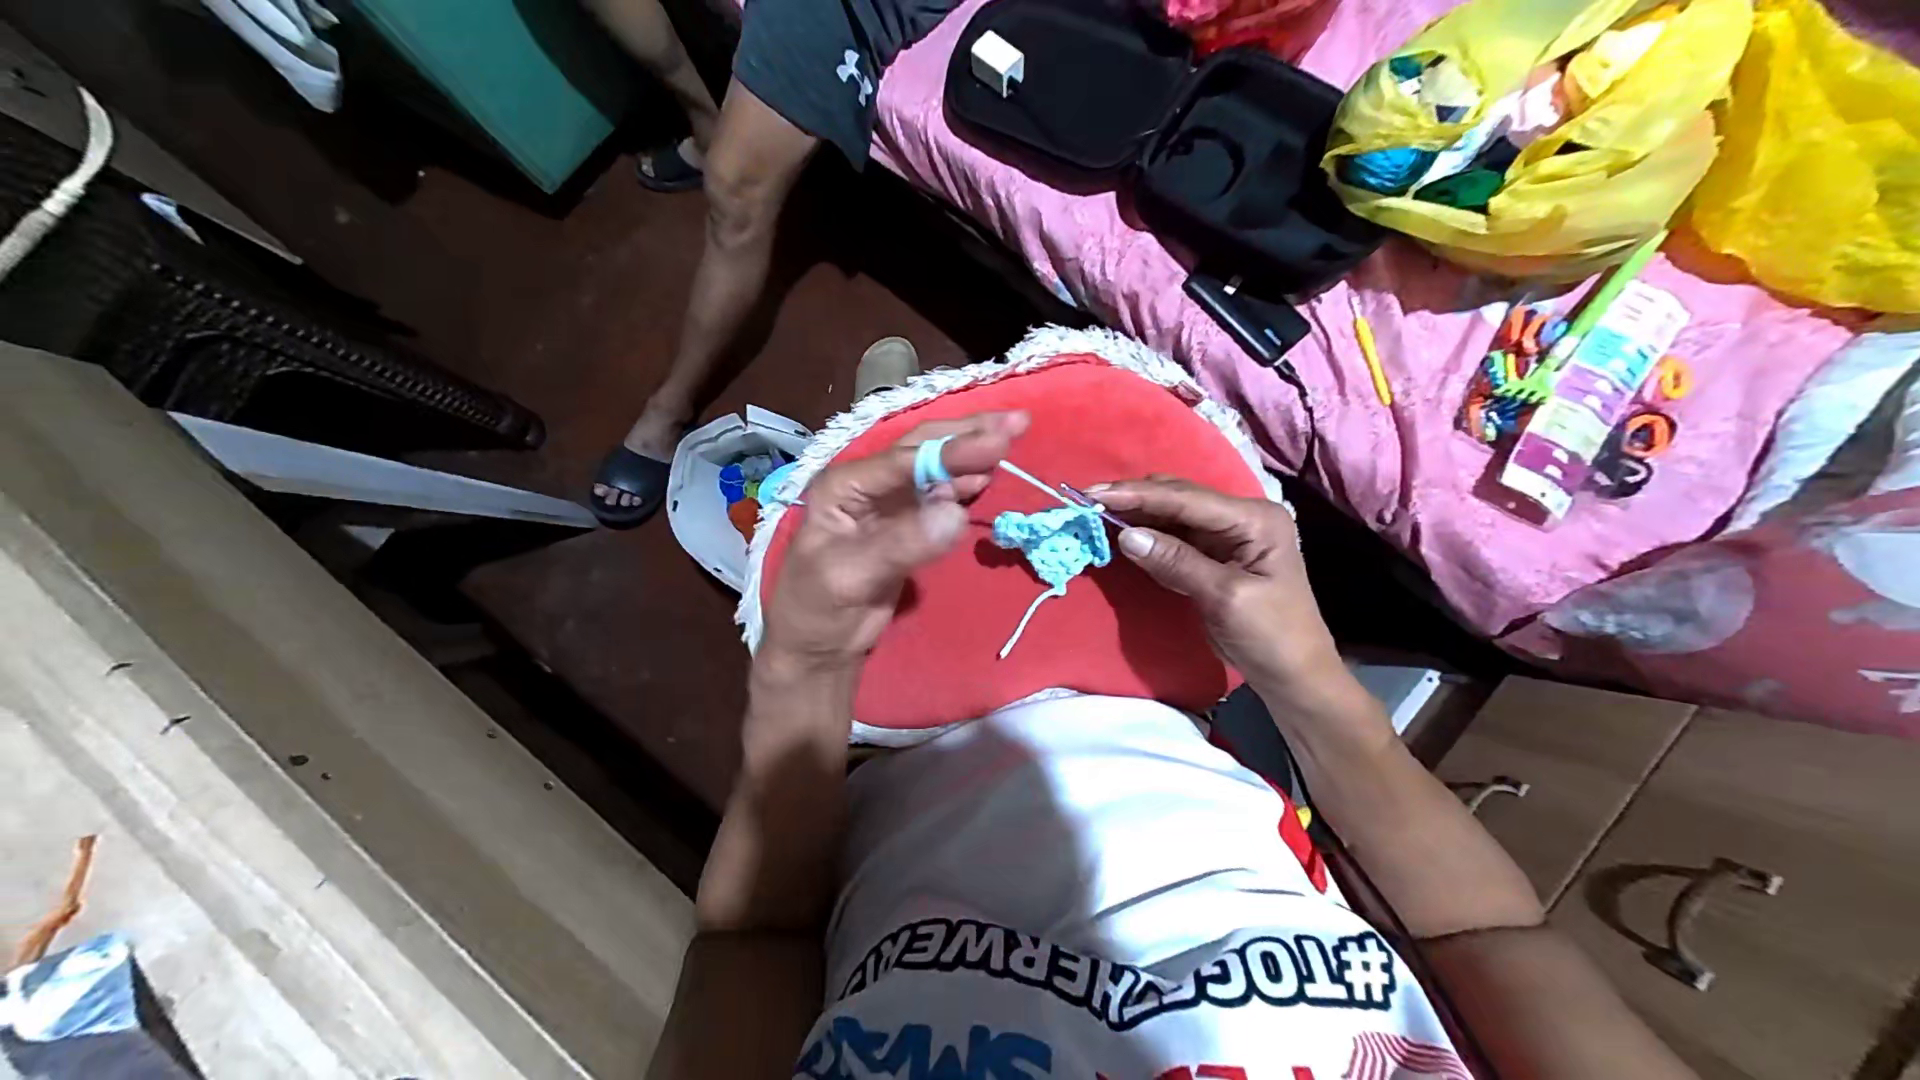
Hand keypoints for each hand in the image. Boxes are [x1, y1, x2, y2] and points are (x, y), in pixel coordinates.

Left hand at [759, 410, 1029, 678]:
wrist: (817, 645)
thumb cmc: (817, 608)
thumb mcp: (851, 576)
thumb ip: (902, 543)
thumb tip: (957, 512)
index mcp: (844, 486)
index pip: (905, 461)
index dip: (953, 450)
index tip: (998, 442)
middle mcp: (868, 484)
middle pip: (923, 448)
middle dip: (969, 432)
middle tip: (1018, 420)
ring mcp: (890, 503)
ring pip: (937, 468)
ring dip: (973, 453)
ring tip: (1013, 437)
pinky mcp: (907, 525)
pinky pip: (942, 496)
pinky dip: (968, 483)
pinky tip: (989, 475)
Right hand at [1088, 476, 1341, 697]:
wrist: (1294, 675)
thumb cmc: (1271, 636)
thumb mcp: (1225, 598)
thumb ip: (1176, 562)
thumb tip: (1126, 536)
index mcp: (1254, 519)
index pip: (1186, 499)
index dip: (1137, 495)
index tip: (1094, 494)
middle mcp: (1241, 517)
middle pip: (1178, 497)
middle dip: (1132, 497)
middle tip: (1086, 500)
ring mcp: (1227, 534)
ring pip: (1171, 513)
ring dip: (1135, 512)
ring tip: (1094, 511)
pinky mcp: (1212, 553)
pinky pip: (1173, 535)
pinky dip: (1145, 533)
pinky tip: (1119, 531)